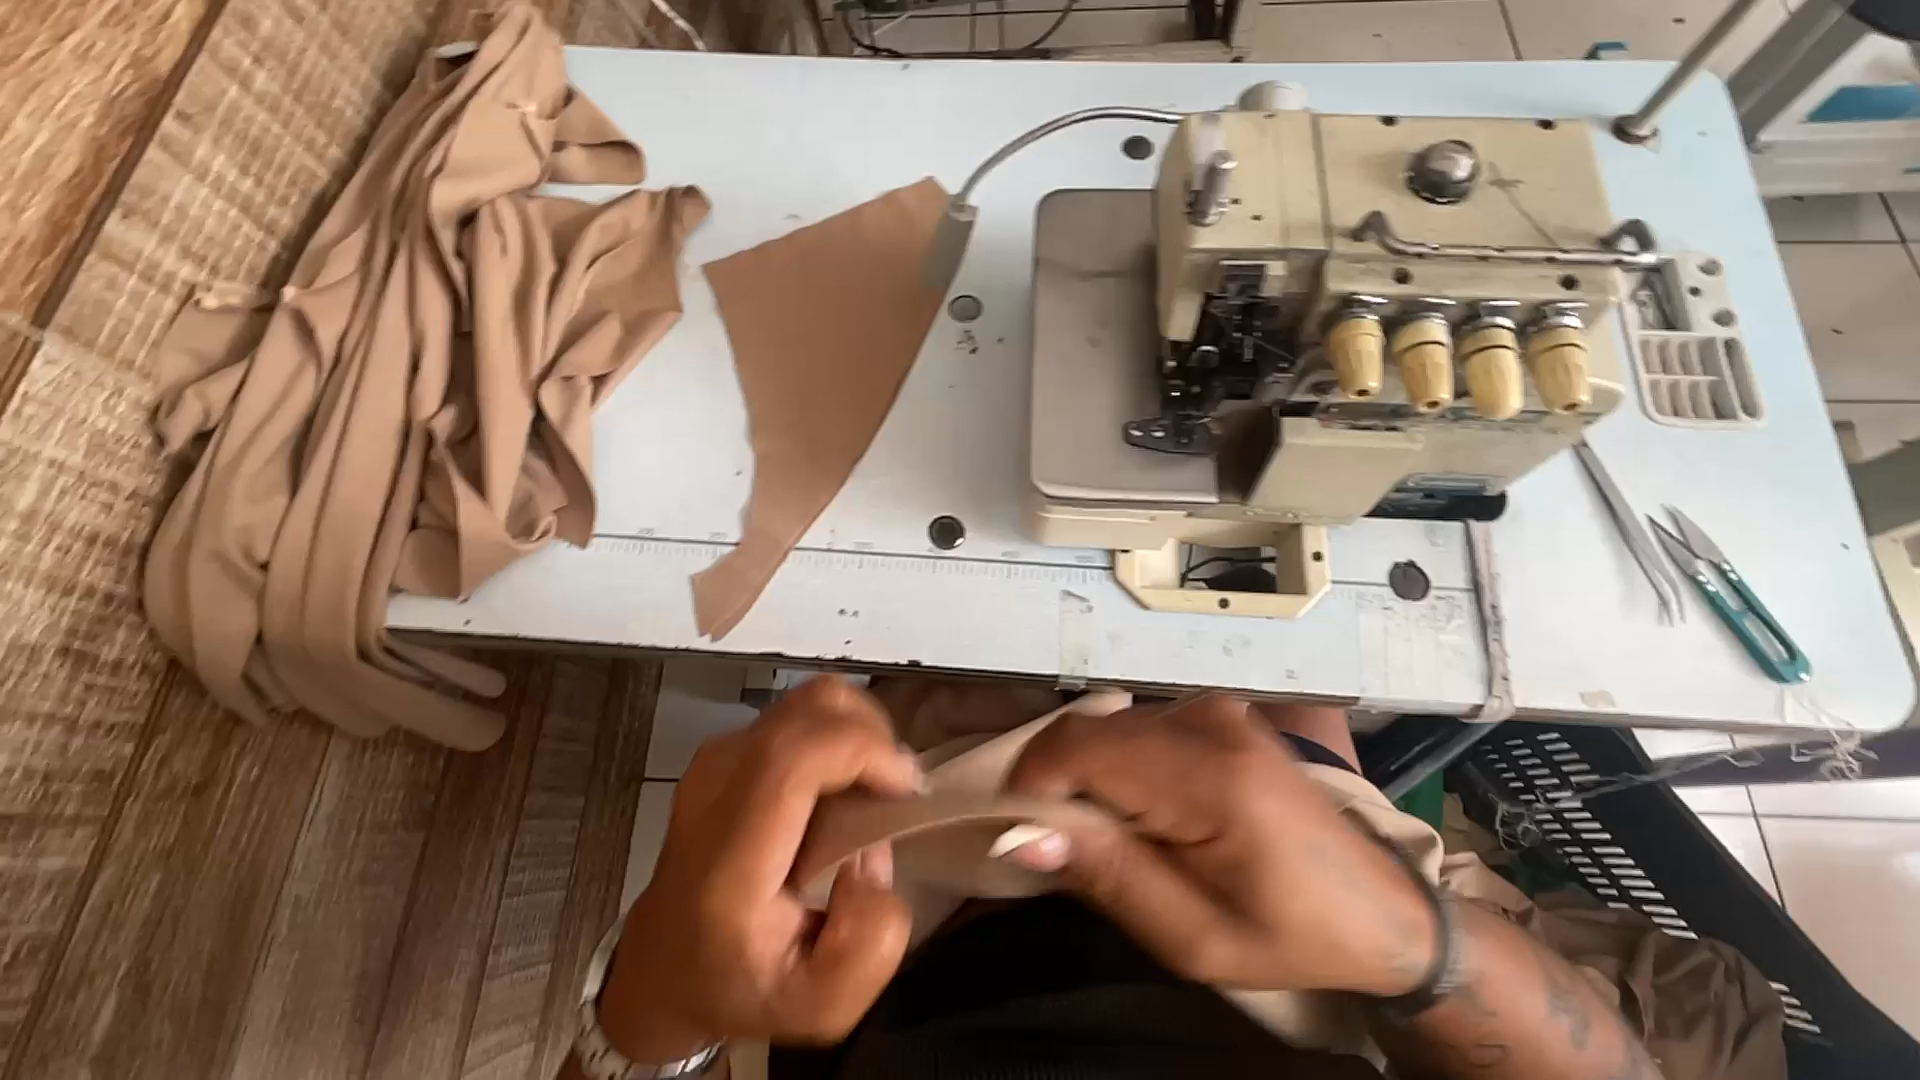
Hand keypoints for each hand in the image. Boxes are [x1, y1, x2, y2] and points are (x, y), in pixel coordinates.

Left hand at [598, 677, 920, 1061]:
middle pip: (808, 712)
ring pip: (810, 701)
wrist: (666, 962)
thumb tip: (872, 859)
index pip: (790, 760)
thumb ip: (870, 944)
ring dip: (860, 731)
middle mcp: (714, 789)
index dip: (861, 751)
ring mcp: (716, 759)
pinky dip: (839, 731)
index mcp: (730, 859)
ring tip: (874, 786)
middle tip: (898, 792)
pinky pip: (801, 713)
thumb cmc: (741, 983)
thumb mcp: (820, 1005)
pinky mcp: (727, 748)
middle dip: (874, 736)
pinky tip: (844, 781)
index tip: (906, 787)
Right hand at [1005, 695, 1436, 996]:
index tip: (1029, 838)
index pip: (1078, 747)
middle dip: (1058, 787)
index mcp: (1210, 778)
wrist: (1378, 908)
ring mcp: (1216, 709)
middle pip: (1087, 732)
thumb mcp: (1191, 936)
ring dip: (1088, 778)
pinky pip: (1136, 728)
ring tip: (1117, 839)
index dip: (1033, 785)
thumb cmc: (1287, 934)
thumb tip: (1016, 836)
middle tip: (1073, 852)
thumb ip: (1106, 876)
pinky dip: (1118, 766)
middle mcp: (1209, 723)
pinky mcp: (1218, 711)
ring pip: (1106, 728)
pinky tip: (1148, 812)